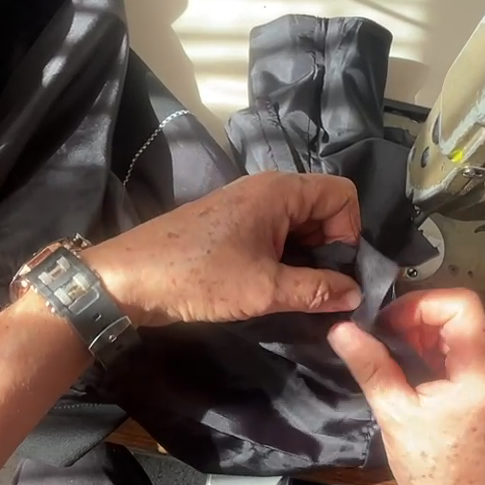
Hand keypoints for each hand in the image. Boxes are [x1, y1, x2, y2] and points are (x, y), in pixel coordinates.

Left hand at [84, 172, 363, 325]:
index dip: (349, 232)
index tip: (337, 271)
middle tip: (319, 289)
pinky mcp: (231, 226)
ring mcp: (247, 206)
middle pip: (323, 209)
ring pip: (299, 225)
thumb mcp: (264, 289)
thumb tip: (356, 294)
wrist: (128, 278)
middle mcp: (266, 190)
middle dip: (330, 248)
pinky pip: (275, 234)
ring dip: (307, 257)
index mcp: (280, 191)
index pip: (342, 194)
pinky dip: (284, 258)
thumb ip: (316, 290)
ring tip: (295, 293)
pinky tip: (273, 286)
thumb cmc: (198, 277)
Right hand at [328, 290, 484, 484]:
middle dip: (417, 319)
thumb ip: (370, 366)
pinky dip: (434, 354)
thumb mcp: (394, 414)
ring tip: (391, 356)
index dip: (421, 304)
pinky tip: (408, 374)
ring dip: (423, 336)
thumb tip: (340, 329)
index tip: (388, 323)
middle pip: (461, 315)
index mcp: (479, 370)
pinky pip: (462, 356)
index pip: (460, 303)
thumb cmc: (433, 471)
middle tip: (383, 339)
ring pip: (461, 334)